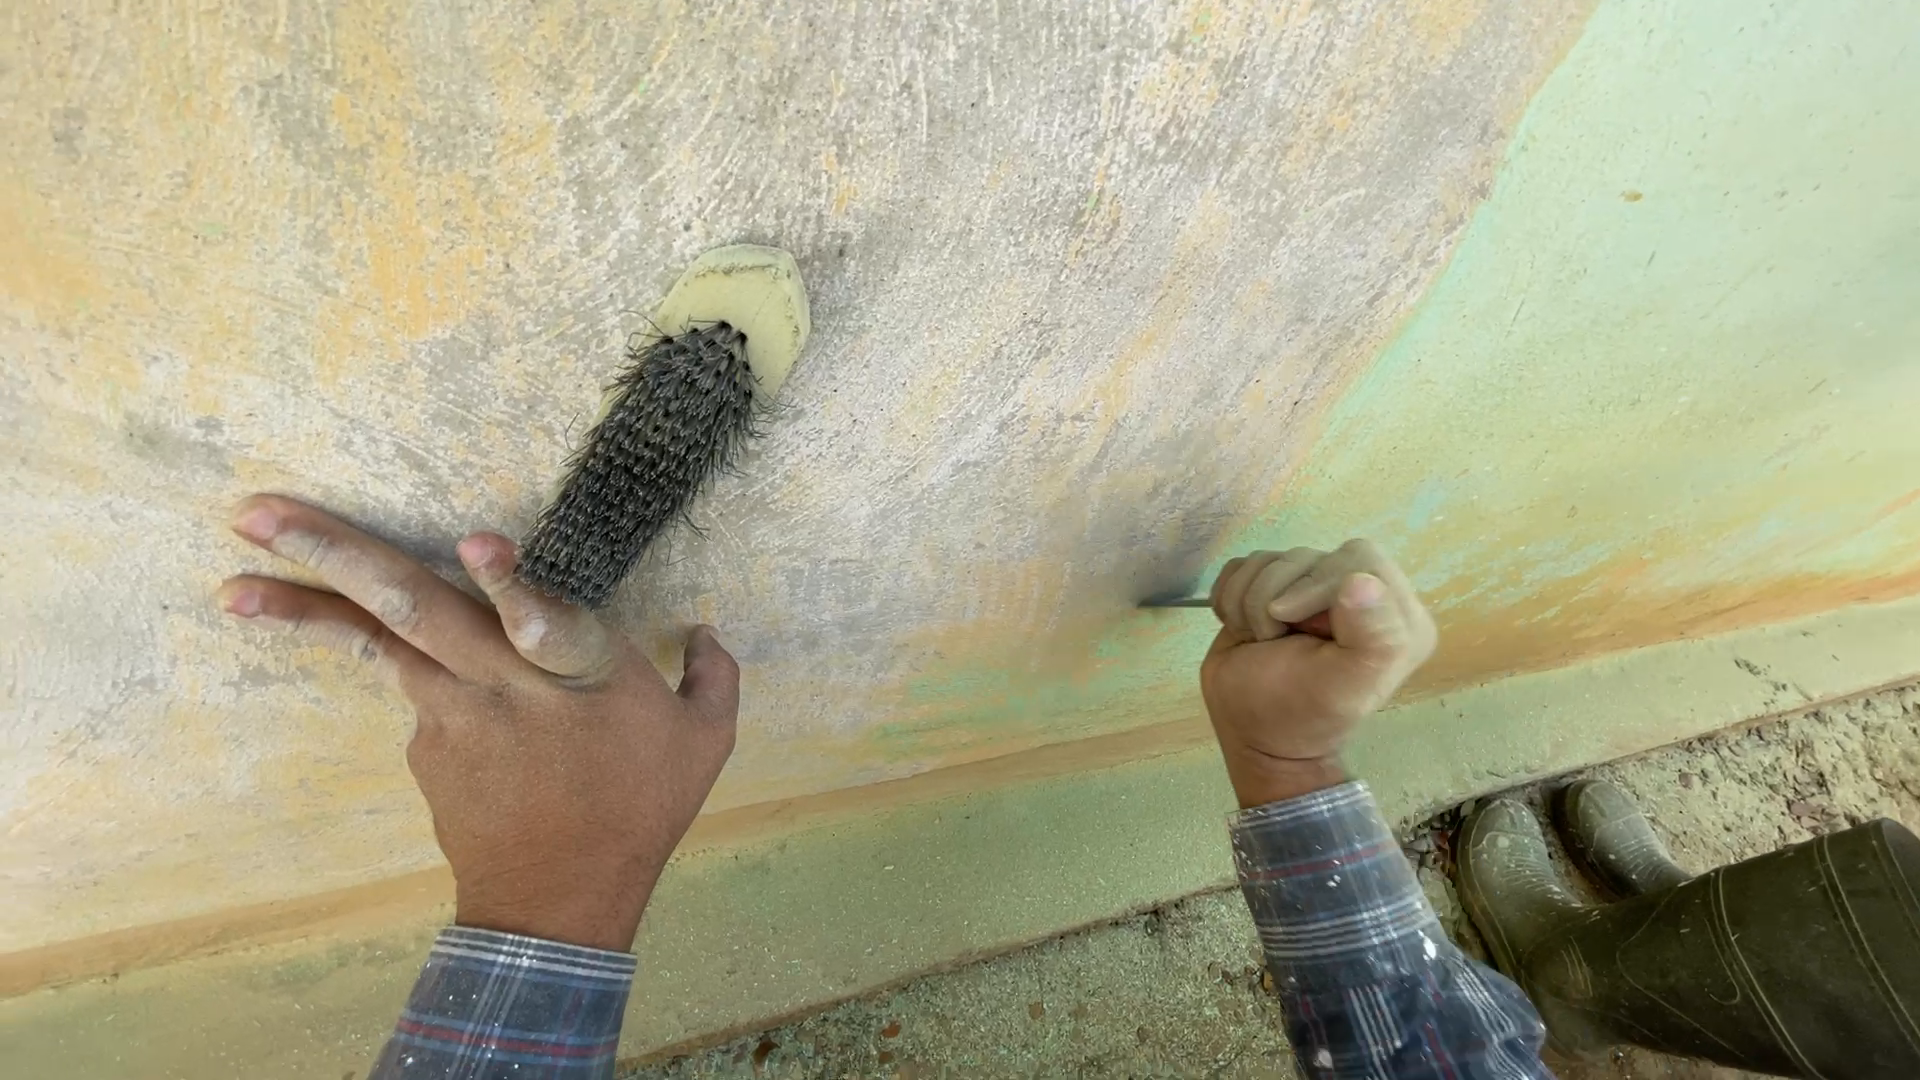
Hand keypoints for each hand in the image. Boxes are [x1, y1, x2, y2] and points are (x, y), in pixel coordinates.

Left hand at [215, 494, 737, 950]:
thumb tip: (707, 630)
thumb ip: (715, 675)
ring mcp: (449, 716)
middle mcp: (502, 686)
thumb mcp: (707, 741)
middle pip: (417, 615)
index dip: (511, 581)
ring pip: (383, 646)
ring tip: (235, 585)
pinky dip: (422, 672)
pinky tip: (446, 696)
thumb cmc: (641, 807)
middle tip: (255, 514)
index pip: (545, 619)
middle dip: (340, 558)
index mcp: (583, 677)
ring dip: (305, 611)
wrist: (559, 900)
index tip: (473, 539)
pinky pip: (421, 688)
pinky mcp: (425, 745)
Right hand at [1200, 540, 1435, 807]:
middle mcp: (1353, 595)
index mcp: (1392, 615)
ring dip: (1246, 602)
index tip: (1289, 619)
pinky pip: (1241, 566)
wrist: (1250, 732)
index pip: (1357, 557)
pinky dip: (1229, 596)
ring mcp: (1306, 590)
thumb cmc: (1299, 714)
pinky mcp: (1266, 590)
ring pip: (1267, 560)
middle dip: (1273, 594)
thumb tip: (1361, 580)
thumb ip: (1372, 637)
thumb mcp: (1344, 686)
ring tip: (1256, 639)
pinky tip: (1240, 628)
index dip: (1316, 581)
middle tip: (1270, 638)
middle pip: (1306, 555)